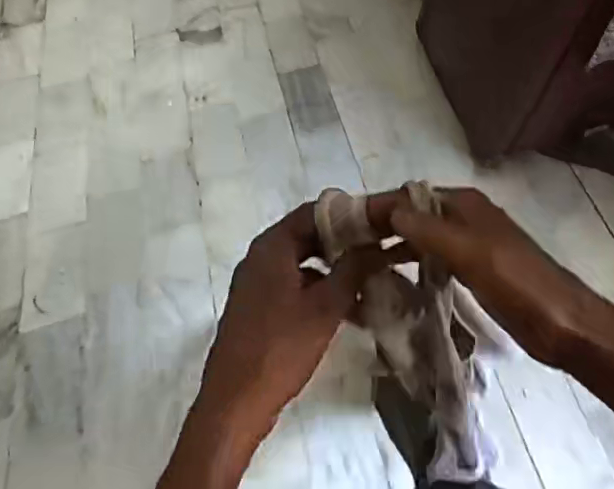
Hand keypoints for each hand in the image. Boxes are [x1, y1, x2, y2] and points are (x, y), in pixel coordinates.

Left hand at [166, 202, 388, 488]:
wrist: (234, 403)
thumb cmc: (280, 348)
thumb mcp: (326, 307)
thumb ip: (352, 270)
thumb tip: (375, 246)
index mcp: (272, 245)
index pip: (313, 211)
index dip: (347, 214)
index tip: (376, 225)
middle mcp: (261, 255)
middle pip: (308, 235)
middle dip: (344, 243)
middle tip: (378, 251)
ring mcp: (256, 282)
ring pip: (302, 262)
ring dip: (334, 269)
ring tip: (370, 281)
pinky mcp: (257, 307)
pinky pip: (293, 284)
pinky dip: (319, 290)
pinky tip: (347, 310)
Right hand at [367, 186, 613, 368]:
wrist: (563, 322)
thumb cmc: (515, 281)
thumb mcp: (467, 252)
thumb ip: (427, 229)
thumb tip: (390, 208)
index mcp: (464, 203)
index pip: (410, 195)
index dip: (379, 205)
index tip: (346, 220)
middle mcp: (464, 216)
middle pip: (415, 213)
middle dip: (384, 223)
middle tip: (348, 243)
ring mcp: (471, 244)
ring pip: (423, 236)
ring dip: (395, 244)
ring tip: (361, 260)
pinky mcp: (475, 270)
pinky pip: (434, 258)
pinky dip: (413, 262)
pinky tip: (394, 277)